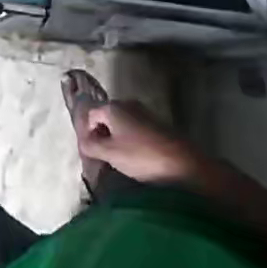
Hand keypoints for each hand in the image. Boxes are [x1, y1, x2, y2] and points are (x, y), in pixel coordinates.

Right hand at [76, 100, 210, 184]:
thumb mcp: (110, 154)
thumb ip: (92, 145)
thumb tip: (83, 140)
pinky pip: (135, 130)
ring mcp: (144, 112)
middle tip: (103, 157)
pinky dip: (131, 141)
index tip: (92, 153)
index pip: (91, 114)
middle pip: (106, 117)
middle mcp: (128, 104)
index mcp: (114, 107)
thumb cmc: (141, 156)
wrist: (183, 163)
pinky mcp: (156, 124)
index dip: (88, 133)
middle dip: (102, 136)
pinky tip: (136, 159)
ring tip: (119, 161)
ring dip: (117, 140)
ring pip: (122, 124)